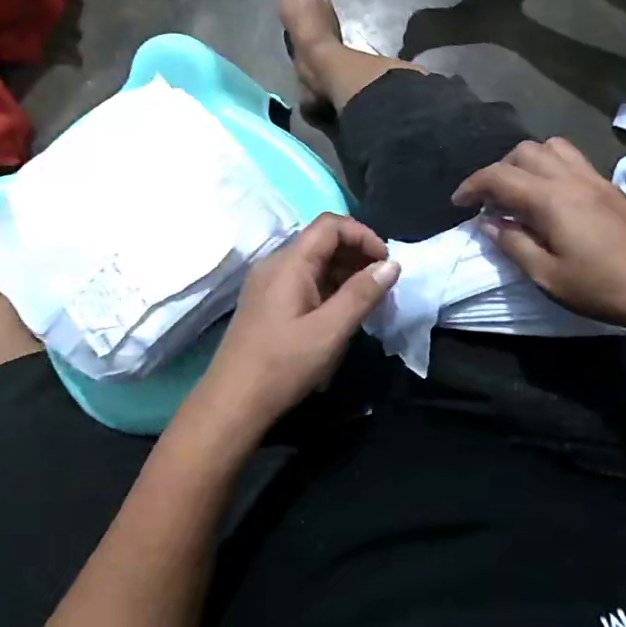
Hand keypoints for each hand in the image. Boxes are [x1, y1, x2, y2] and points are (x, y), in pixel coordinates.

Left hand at [184, 214, 398, 439]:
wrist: (233, 401)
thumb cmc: (283, 365)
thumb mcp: (330, 331)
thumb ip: (361, 294)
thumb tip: (391, 264)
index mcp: (289, 263)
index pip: (330, 225)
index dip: (363, 235)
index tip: (386, 263)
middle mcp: (276, 264)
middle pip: (322, 242)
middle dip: (357, 255)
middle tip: (383, 285)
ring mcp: (269, 284)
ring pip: (314, 263)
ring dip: (345, 274)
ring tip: (369, 302)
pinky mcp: (267, 303)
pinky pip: (304, 282)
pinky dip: (329, 289)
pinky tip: (343, 314)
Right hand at [451, 137, 625, 341]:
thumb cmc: (605, 287)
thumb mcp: (548, 276)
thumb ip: (513, 245)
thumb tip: (490, 223)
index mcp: (550, 198)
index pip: (498, 176)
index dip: (471, 186)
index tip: (457, 204)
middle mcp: (571, 178)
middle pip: (524, 152)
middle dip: (498, 170)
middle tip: (489, 201)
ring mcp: (596, 180)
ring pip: (552, 148)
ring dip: (526, 162)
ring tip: (519, 192)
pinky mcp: (613, 189)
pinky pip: (572, 160)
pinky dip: (550, 167)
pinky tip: (551, 199)